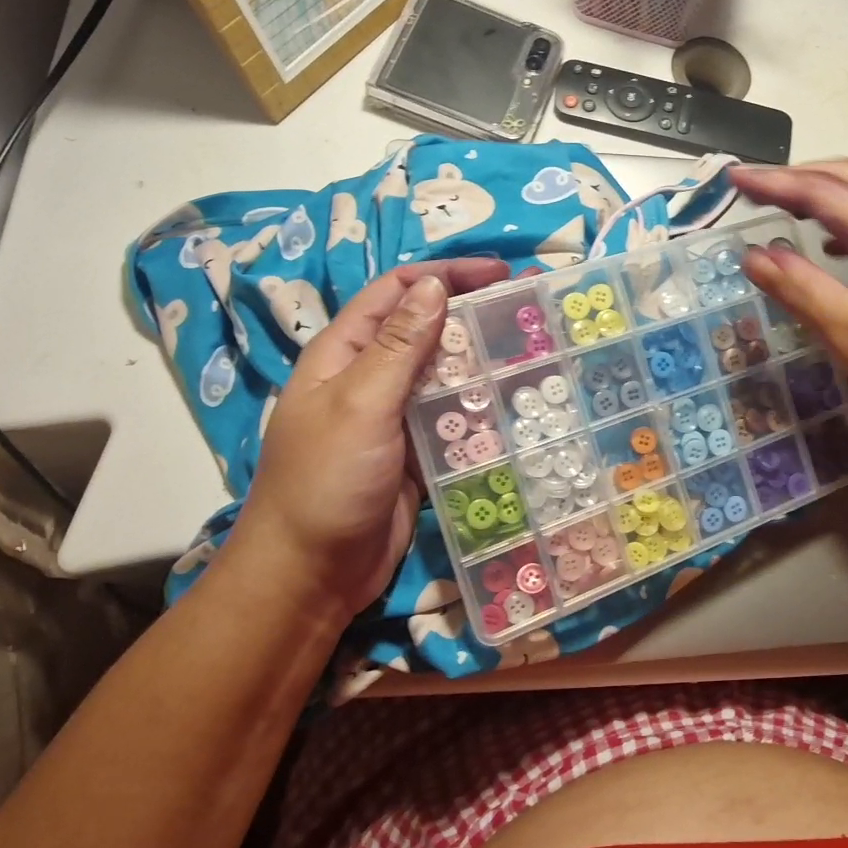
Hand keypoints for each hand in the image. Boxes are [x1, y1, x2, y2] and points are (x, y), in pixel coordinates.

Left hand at [230, 258, 508, 615]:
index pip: (397, 293)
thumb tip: (435, 285)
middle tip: (529, 310)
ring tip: (535, 354)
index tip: (499, 273)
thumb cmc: (325, 481)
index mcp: (344, 354)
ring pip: (446, 376)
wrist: (311, 574)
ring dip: (484, 363)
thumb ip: (399, 345)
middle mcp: (371, 378)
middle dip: (473, 315)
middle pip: (427, 330)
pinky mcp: (418, 454)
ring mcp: (395, 418)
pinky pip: (455, 420)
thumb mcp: (360, 404)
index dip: (446, 274)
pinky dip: (483, 409)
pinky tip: (519, 406)